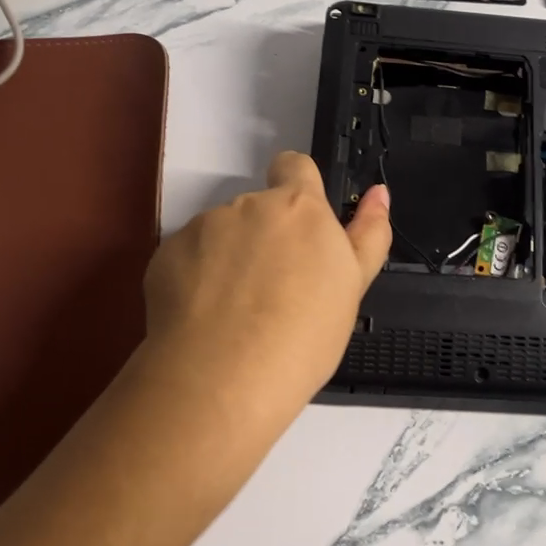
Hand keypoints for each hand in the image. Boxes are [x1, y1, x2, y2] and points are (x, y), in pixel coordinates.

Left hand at [142, 151, 391, 413]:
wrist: (221, 380)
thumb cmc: (302, 337)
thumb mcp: (353, 286)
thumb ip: (368, 233)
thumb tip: (379, 193)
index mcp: (300, 207)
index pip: (295, 165)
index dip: (298, 186)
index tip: (300, 225)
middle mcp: (249, 206)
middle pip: (259, 209)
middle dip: (266, 238)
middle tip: (276, 291)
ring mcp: (203, 228)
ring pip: (222, 235)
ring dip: (231, 259)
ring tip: (239, 313)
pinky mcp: (167, 255)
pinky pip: (188, 258)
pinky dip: (197, 280)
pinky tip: (207, 320)